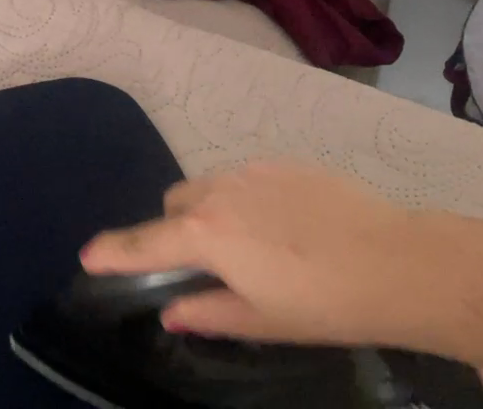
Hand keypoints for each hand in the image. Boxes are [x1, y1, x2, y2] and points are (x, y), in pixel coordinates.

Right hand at [80, 160, 434, 345]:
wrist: (394, 260)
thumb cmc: (323, 302)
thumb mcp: (261, 319)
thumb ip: (208, 312)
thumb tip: (172, 311)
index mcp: (206, 235)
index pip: (145, 243)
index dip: (113, 251)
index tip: (88, 256)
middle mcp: (218, 192)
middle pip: (175, 203)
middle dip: (175, 229)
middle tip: (201, 262)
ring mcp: (251, 171)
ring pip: (209, 186)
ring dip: (209, 211)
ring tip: (249, 244)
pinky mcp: (282, 162)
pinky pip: (245, 178)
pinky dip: (244, 199)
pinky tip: (282, 225)